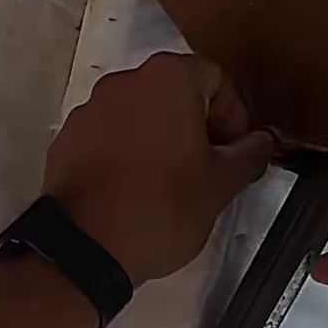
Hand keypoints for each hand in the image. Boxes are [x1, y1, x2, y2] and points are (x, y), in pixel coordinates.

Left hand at [44, 53, 276, 284]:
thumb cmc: (161, 210)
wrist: (85, 248)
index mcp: (168, 79)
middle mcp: (124, 82)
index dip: (234, 119)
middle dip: (197, 130)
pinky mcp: (66, 142)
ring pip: (139, 119)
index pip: (217, 81)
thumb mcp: (219, 186)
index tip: (235, 156)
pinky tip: (132, 194)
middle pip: (175, 96)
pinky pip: (108, 140)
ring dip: (160, 144)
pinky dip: (126, 158)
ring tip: (167, 188)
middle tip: (206, 174)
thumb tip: (261, 142)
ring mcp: (89, 110)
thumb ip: (249, 155)